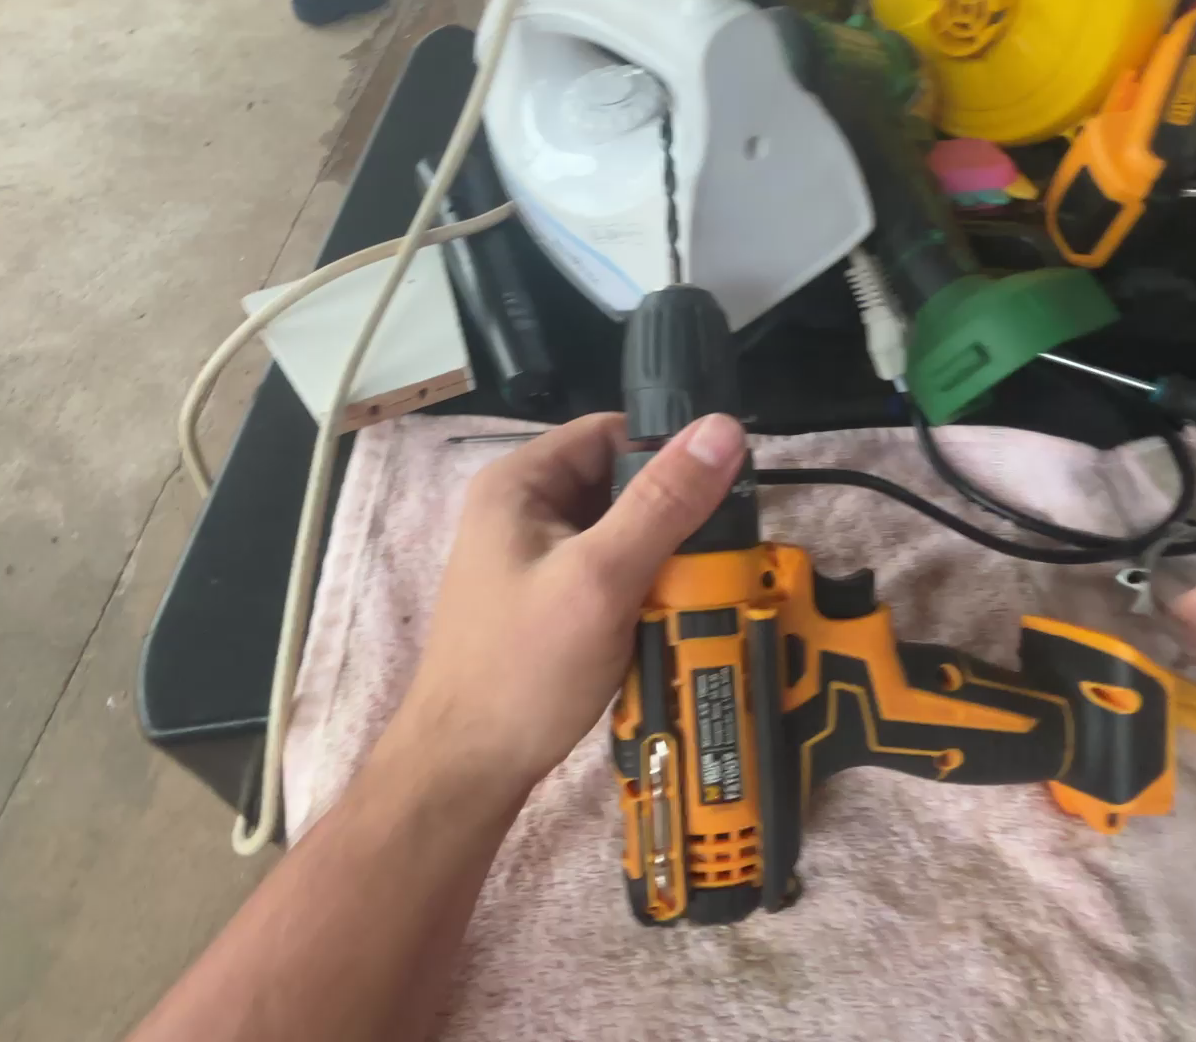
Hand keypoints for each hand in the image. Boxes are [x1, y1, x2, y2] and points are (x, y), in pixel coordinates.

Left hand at [388, 411, 747, 796]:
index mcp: (521, 482)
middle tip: (724, 541)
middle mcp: (523, 509)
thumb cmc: (527, 668)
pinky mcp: (547, 596)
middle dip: (671, 508)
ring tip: (705, 576)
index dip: (668, 451)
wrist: (470, 768)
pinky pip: (608, 567)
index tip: (725, 485)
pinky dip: (642, 580)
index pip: (610, 433)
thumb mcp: (602, 577)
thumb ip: (664, 502)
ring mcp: (533, 556)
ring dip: (661, 548)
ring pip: (618, 528)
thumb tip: (722, 428)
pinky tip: (671, 606)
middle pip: (616, 481)